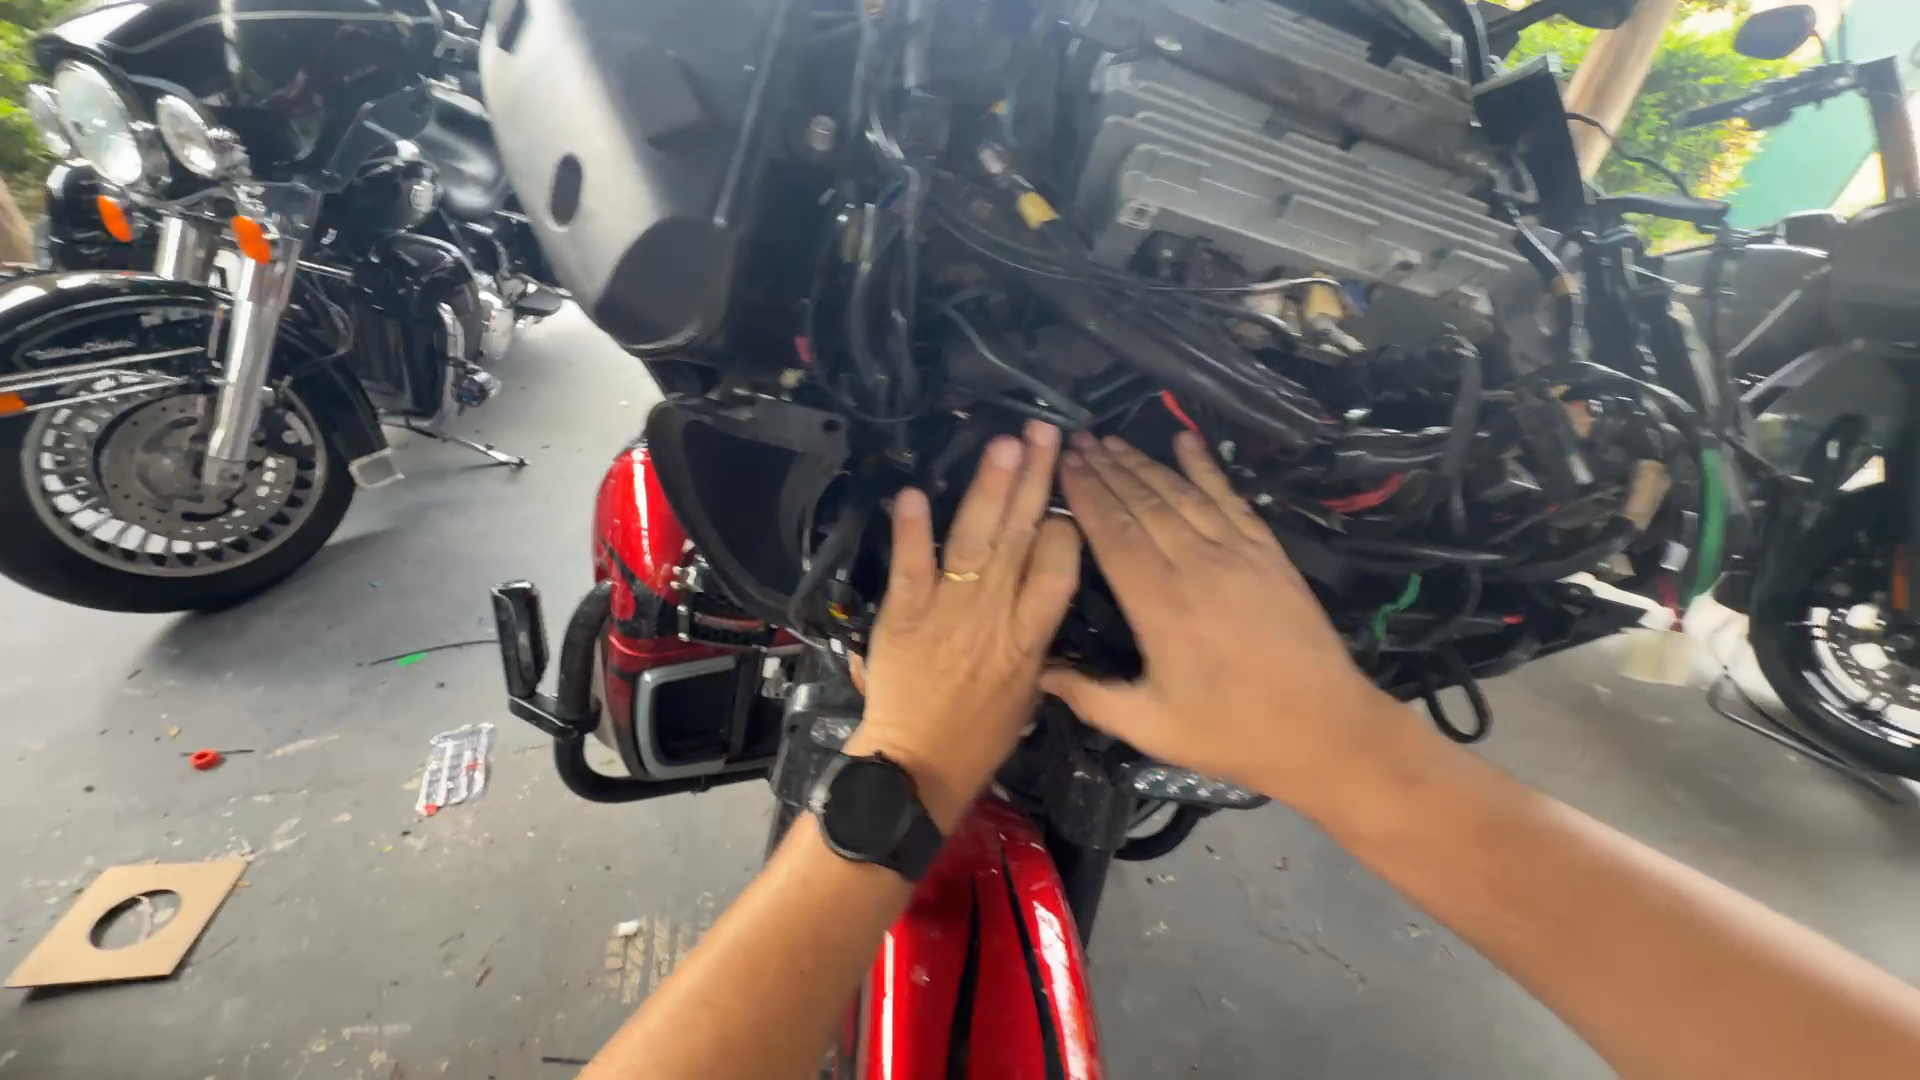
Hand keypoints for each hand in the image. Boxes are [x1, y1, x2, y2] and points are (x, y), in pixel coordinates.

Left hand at [850, 420, 1082, 831]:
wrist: (919, 765)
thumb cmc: (980, 735)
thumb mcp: (1029, 688)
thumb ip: (1036, 635)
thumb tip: (1042, 590)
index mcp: (1032, 636)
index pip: (1062, 565)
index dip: (1065, 523)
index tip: (1064, 494)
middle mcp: (996, 614)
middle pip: (1022, 536)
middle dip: (1034, 479)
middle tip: (1044, 432)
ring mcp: (949, 611)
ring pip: (975, 540)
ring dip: (989, 488)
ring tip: (1004, 444)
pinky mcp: (904, 615)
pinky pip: (912, 566)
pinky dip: (912, 530)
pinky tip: (913, 492)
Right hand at [1042, 431, 1412, 811]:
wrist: (1327, 731)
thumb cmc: (1232, 732)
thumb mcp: (1151, 728)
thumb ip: (1091, 697)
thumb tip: (1039, 670)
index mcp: (1160, 605)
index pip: (1113, 533)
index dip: (1086, 495)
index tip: (1064, 465)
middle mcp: (1196, 566)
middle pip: (1141, 504)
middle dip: (1105, 469)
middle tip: (1076, 441)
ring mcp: (1237, 554)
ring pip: (1180, 495)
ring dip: (1143, 464)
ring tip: (1111, 440)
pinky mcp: (1268, 553)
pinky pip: (1230, 498)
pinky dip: (1206, 466)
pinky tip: (1186, 440)